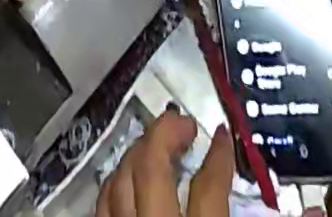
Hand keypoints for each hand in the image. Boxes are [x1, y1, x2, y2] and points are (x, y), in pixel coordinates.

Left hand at [95, 110, 234, 216]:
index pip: (208, 189)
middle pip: (151, 168)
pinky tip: (126, 178)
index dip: (218, 157)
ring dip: (138, 153)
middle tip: (184, 124)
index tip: (222, 133)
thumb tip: (230, 194)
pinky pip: (102, 205)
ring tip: (156, 144)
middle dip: (165, 134)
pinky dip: (115, 184)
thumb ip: (224, 212)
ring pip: (120, 179)